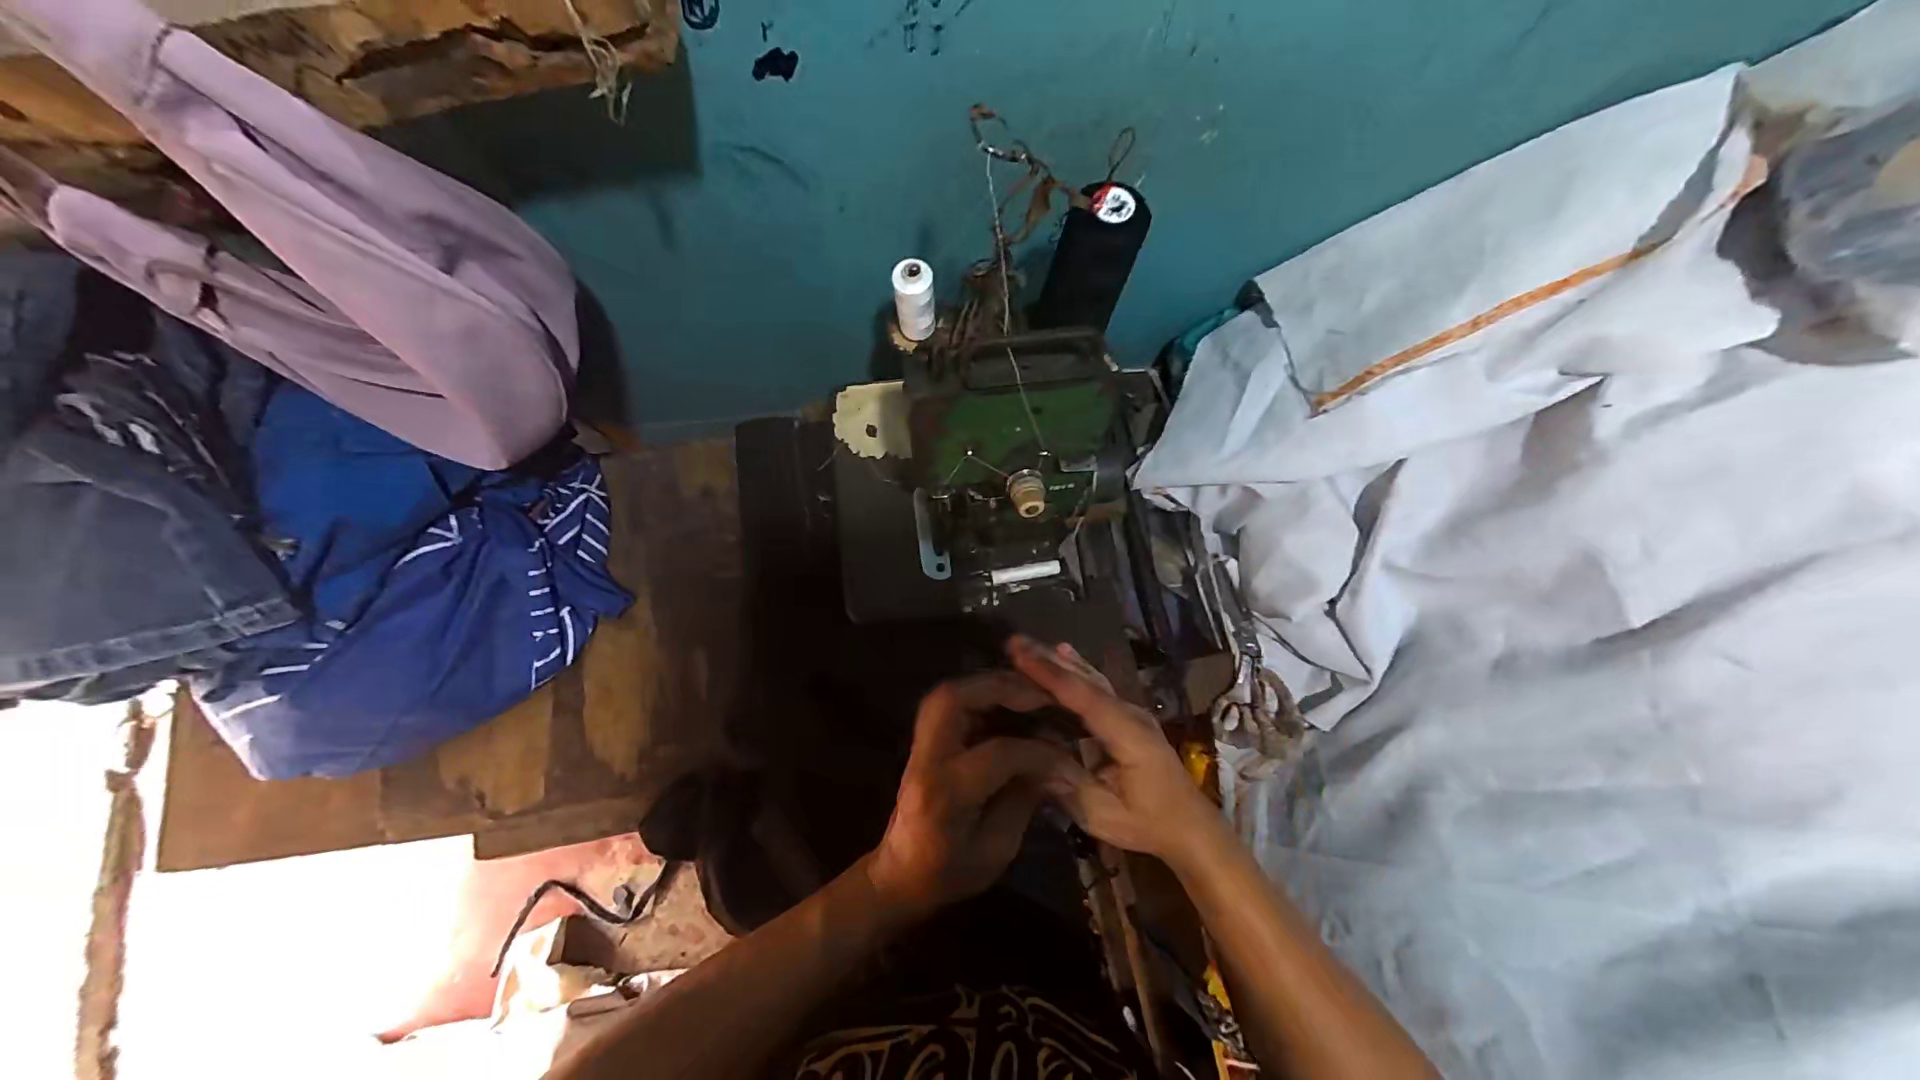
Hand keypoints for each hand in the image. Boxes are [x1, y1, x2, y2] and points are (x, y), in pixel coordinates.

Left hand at [864, 672, 1072, 921]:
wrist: (899, 876)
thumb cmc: (949, 873)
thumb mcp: (996, 849)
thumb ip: (1024, 800)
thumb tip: (1060, 766)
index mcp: (944, 793)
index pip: (997, 753)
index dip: (1039, 753)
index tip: (1068, 760)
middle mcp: (927, 759)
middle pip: (954, 699)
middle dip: (1002, 688)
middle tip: (1043, 696)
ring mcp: (920, 746)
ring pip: (948, 693)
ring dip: (990, 685)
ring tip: (1030, 694)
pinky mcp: (925, 741)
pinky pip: (950, 703)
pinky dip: (981, 695)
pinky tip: (1010, 703)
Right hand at [1009, 635, 1224, 862]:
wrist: (1191, 829)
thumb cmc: (1149, 825)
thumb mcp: (1104, 815)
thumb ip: (1067, 784)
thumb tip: (1028, 758)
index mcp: (1129, 735)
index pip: (1084, 697)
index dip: (1051, 675)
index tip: (1020, 655)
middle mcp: (1131, 715)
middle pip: (1087, 680)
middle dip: (1049, 660)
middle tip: (1015, 642)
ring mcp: (1133, 714)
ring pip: (1093, 680)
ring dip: (1060, 662)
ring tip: (1029, 645)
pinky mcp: (1129, 719)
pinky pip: (1098, 688)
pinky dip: (1075, 671)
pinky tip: (1062, 655)